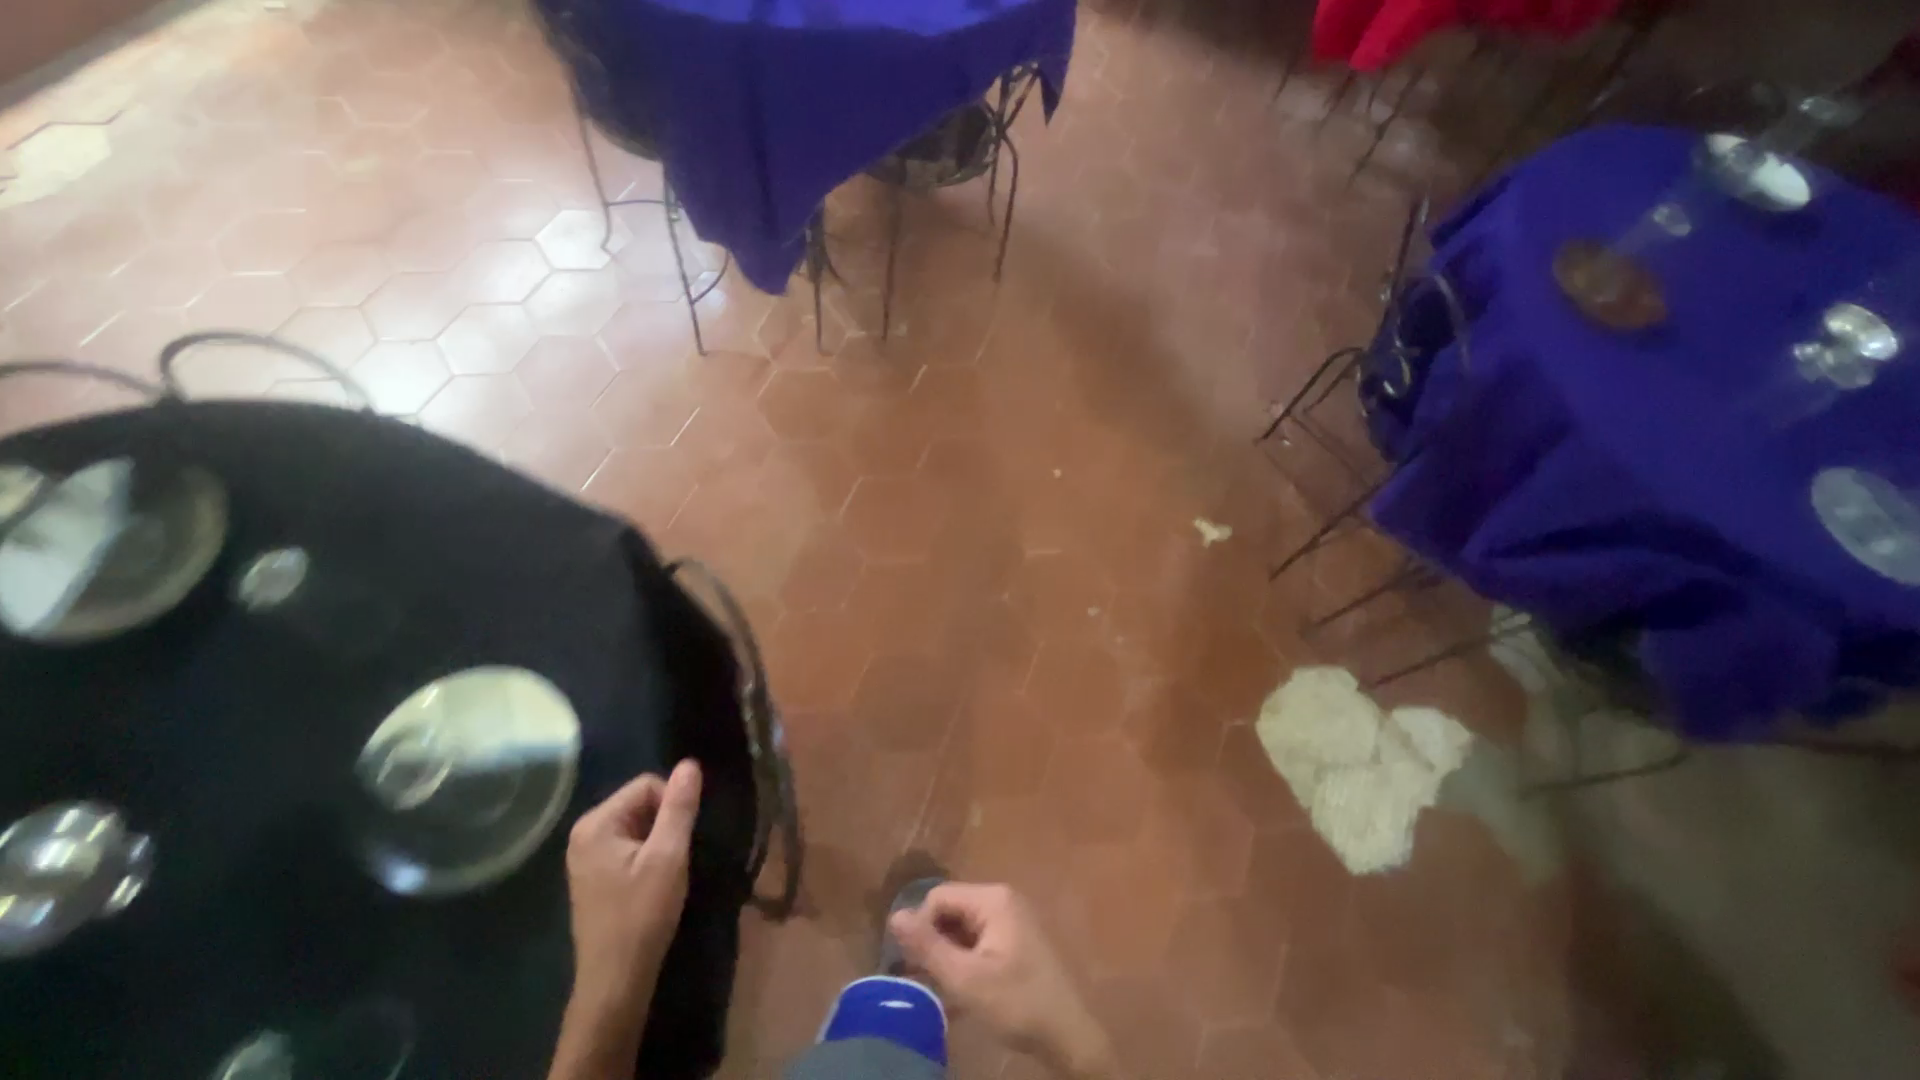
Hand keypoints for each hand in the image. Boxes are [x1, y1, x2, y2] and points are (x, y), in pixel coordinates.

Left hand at [564, 760, 701, 1005]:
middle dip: (665, 824)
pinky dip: (646, 858)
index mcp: (596, 823)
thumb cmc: (642, 915)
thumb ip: (679, 807)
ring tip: (667, 874)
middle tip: (676, 860)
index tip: (683, 841)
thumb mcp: (668, 857)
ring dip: (658, 843)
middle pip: (640, 803)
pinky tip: (653, 885)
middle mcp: (584, 833)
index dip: (674, 806)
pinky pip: (627, 847)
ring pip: (637, 826)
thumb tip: (691, 763)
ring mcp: (585, 856)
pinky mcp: (592, 876)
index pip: (647, 785)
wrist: (615, 980)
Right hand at [888, 883, 1112, 1077]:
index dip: (920, 928)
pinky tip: (958, 993)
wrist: (1068, 1034)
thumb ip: (928, 946)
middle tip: (922, 980)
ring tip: (937, 989)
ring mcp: (1013, 919)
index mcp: (993, 899)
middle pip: (950, 910)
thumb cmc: (1017, 1002)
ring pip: (963, 928)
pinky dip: (965, 961)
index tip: (913, 965)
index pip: (937, 897)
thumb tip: (894, 915)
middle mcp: (1003, 900)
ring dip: (947, 955)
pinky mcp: (1017, 940)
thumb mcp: (965, 978)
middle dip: (933, 942)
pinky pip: (979, 940)